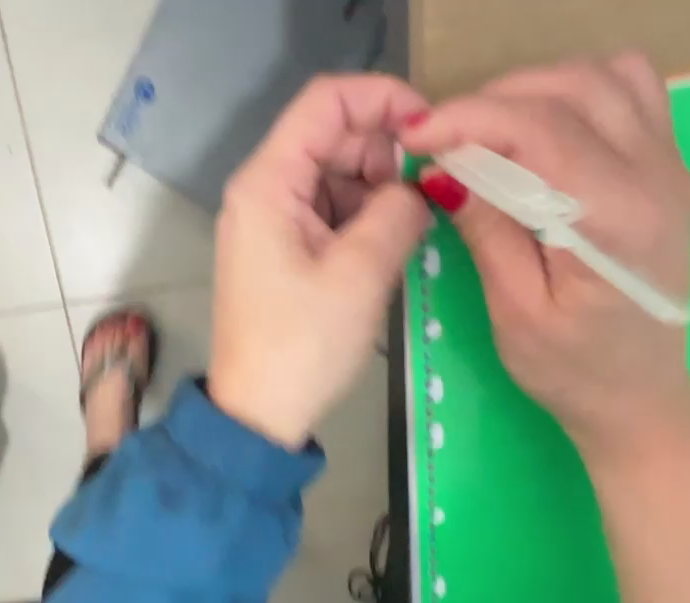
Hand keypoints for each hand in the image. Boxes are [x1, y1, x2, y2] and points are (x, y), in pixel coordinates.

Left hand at [210, 75, 433, 447]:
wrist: (258, 417)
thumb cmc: (303, 347)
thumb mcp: (360, 274)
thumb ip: (399, 211)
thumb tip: (421, 188)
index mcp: (268, 184)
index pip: (327, 100)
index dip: (384, 99)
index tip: (431, 130)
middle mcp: (261, 193)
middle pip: (331, 137)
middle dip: (384, 153)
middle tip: (427, 192)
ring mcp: (268, 226)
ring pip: (333, 177)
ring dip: (377, 191)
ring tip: (409, 228)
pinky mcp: (280, 255)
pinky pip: (327, 215)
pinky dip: (361, 220)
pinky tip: (386, 248)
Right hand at [401, 56, 689, 462]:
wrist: (638, 396)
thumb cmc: (571, 371)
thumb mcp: (517, 313)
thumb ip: (488, 233)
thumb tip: (444, 171)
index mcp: (616, 218)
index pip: (540, 129)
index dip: (470, 118)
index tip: (417, 135)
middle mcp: (657, 174)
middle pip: (573, 87)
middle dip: (496, 101)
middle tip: (444, 138)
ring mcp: (672, 165)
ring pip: (607, 76)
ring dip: (538, 89)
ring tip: (488, 131)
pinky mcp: (669, 169)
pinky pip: (632, 93)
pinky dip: (578, 94)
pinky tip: (541, 131)